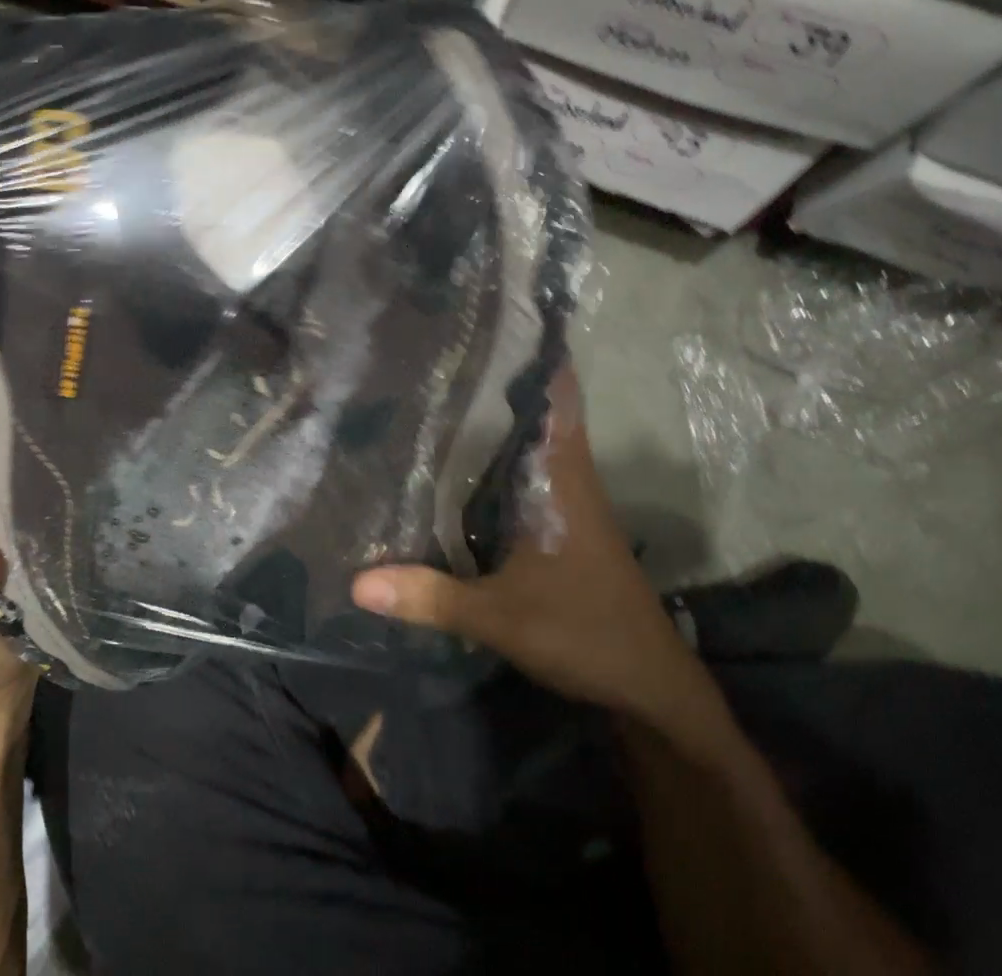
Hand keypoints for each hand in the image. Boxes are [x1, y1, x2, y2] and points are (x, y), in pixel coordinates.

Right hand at [351, 374, 711, 722]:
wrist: (647, 687)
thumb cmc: (584, 634)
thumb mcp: (500, 616)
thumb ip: (429, 596)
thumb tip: (354, 581)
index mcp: (561, 480)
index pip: (555, 395)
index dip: (532, 351)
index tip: (489, 315)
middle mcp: (565, 481)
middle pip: (533, 412)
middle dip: (490, 380)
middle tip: (430, 353)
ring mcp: (564, 506)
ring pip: (525, 446)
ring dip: (488, 422)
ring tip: (428, 395)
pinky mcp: (557, 532)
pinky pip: (519, 480)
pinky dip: (489, 465)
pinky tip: (447, 470)